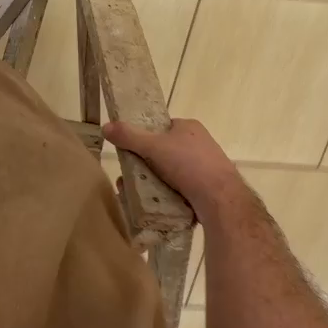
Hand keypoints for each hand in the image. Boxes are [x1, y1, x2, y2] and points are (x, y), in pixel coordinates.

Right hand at [103, 117, 236, 201]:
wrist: (221, 199)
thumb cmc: (188, 164)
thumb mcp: (152, 147)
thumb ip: (128, 136)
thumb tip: (106, 126)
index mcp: (190, 127)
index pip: (163, 127)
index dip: (147, 137)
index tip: (134, 152)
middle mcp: (202, 143)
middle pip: (167, 150)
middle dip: (149, 163)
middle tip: (136, 176)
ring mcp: (209, 166)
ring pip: (175, 171)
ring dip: (159, 180)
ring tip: (146, 192)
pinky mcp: (212, 187)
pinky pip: (186, 187)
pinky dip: (174, 193)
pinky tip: (164, 201)